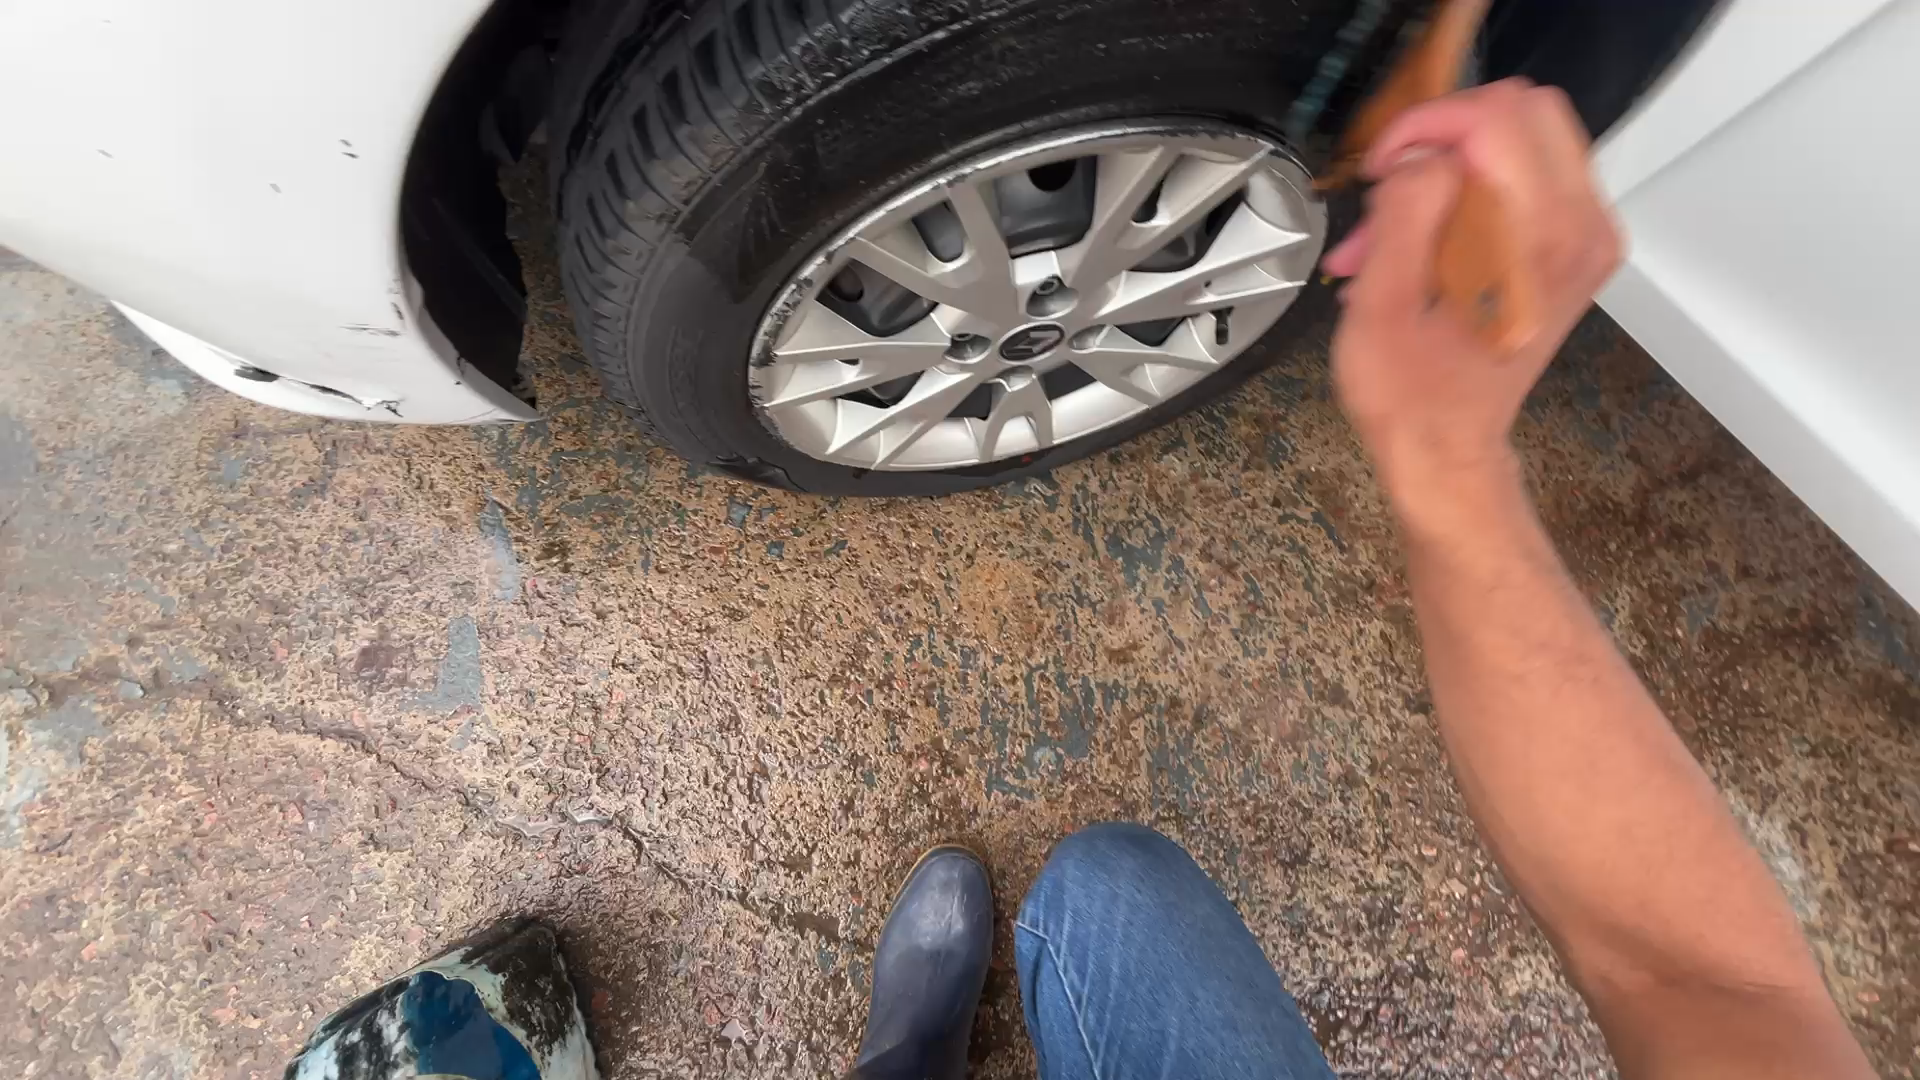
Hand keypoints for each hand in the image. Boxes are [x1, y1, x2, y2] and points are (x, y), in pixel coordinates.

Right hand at [1321, 78, 1623, 510]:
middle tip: (1382, 197)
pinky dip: (1463, 202)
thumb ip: (1406, 214)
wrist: (1443, 449)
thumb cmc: (1406, 392)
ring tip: (1381, 240)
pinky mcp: (1568, 255)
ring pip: (1519, 148)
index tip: (1377, 171)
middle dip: (1437, 143)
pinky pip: (1523, 187)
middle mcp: (1581, 228)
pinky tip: (1414, 251)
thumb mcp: (1382, 304)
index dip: (1424, 127)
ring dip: (1442, 178)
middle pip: (1521, 116)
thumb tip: (1417, 160)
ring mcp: (1583, 240)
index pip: (1496, 118)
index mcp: (1538, 237)